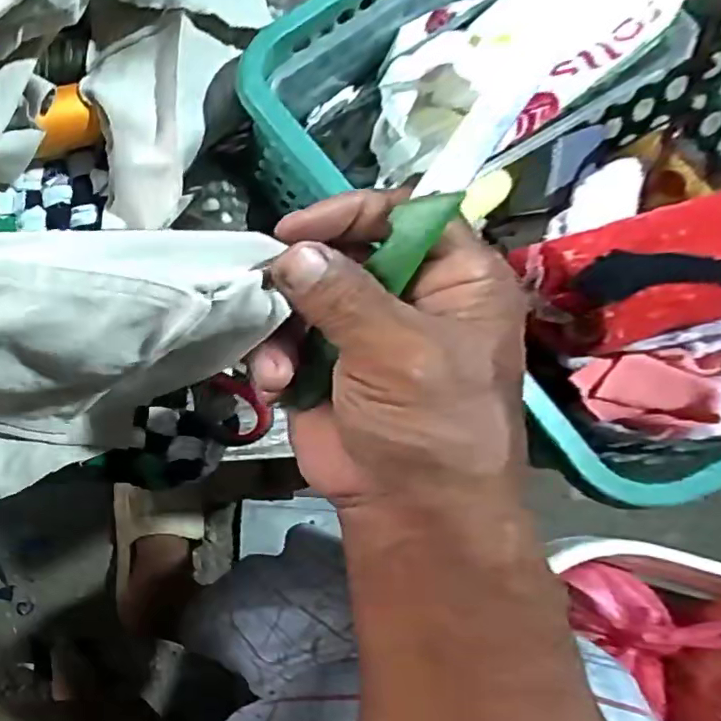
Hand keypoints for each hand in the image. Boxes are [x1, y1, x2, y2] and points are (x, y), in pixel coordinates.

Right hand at [249, 190, 529, 513]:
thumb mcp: (398, 351)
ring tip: (279, 367)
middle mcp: (403, 298)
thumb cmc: (431, 425)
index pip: (405, 216)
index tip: (297, 231)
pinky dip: (272, 360)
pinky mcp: (319, 369)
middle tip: (268, 288)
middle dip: (302, 278)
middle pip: (342, 256)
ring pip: (301, 301)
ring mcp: (356, 335)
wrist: (406, 506)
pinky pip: (282, 342)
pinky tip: (276, 384)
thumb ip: (344, 298)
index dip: (353, 214)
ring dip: (281, 329)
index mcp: (452, 280)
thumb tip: (293, 253)